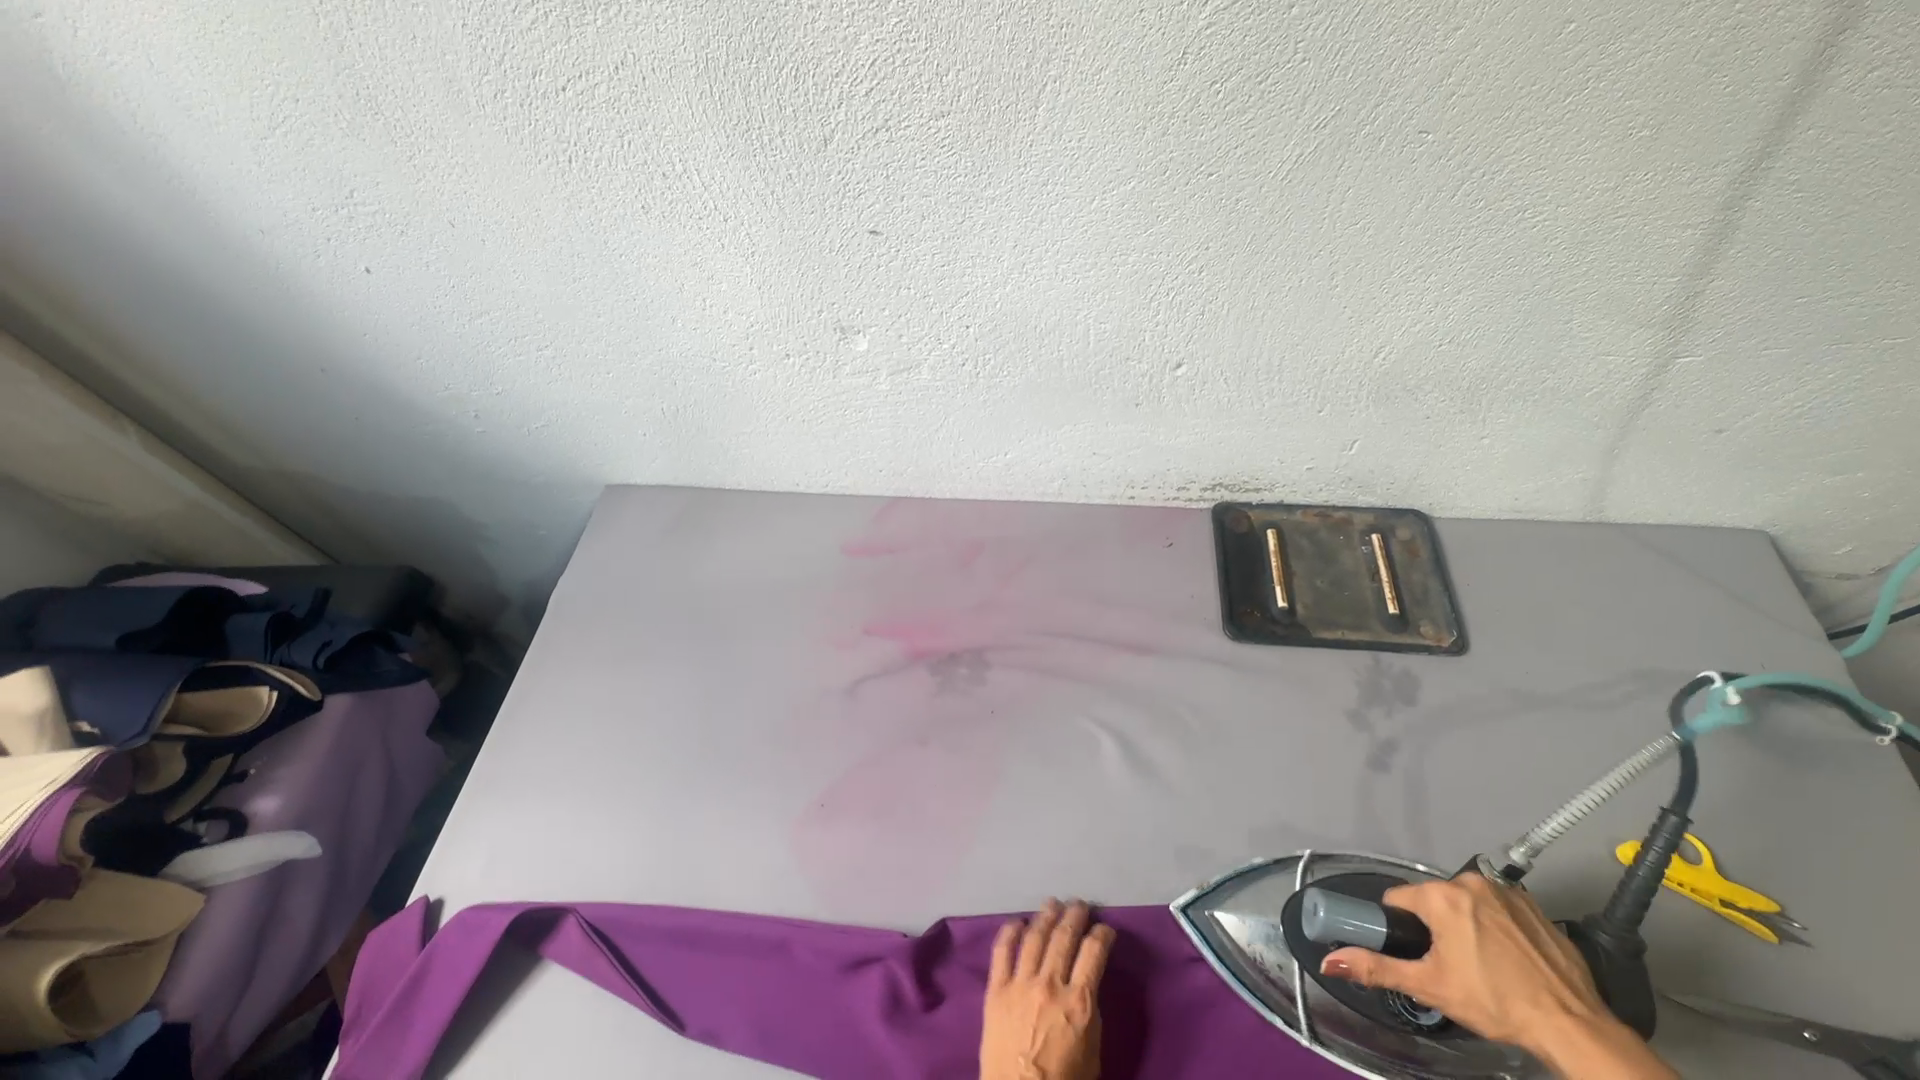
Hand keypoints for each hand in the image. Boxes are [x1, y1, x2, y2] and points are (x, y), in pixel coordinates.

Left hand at [979, 899, 1114, 1079]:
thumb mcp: (1092, 1048)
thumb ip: (1089, 1010)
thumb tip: (1085, 984)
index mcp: (1079, 1000)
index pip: (1094, 952)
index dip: (1102, 934)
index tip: (1105, 928)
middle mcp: (1050, 983)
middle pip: (1064, 937)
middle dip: (1074, 915)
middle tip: (1079, 904)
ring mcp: (1020, 984)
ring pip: (1034, 938)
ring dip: (1045, 916)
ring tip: (1051, 903)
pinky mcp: (996, 990)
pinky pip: (1002, 952)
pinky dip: (1009, 932)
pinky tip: (1017, 921)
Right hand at [1320, 876, 1678, 1078]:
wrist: (1571, 1023)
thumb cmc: (1494, 1002)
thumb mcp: (1430, 987)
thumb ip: (1377, 967)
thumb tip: (1330, 960)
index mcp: (1441, 896)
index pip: (1398, 900)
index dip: (1399, 927)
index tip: (1415, 953)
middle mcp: (1471, 882)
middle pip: (1433, 899)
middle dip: (1434, 927)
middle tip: (1449, 965)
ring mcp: (1507, 891)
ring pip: (1466, 902)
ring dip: (1465, 924)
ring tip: (1481, 963)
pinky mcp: (1535, 905)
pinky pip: (1498, 908)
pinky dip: (1496, 926)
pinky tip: (1507, 957)